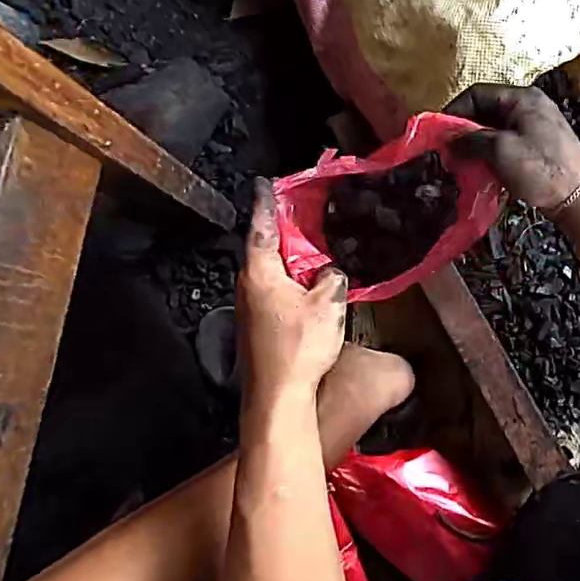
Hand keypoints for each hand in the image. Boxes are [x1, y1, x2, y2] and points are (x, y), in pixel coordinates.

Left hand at [238, 179, 347, 398]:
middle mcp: (248, 287)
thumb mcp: (329, 304)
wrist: (279, 396)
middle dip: (283, 232)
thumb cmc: (300, 347)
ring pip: (271, 273)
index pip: (261, 228)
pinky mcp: (258, 326)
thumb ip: (332, 278)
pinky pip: (275, 292)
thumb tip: (330, 272)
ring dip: (290, 261)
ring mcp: (250, 308)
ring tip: (313, 251)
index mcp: (261, 274)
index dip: (267, 204)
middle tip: (302, 215)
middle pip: (265, 249)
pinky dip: (291, 283)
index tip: (265, 184)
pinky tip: (310, 289)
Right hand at [445, 84, 579, 212]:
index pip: (477, 93)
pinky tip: (484, 169)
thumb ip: (471, 139)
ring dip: (478, 144)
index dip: (454, 111)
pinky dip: (493, 153)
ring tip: (463, 162)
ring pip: (497, 128)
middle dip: (465, 130)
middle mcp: (531, 105)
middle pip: (487, 110)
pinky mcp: (541, 146)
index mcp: (522, 98)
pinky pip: (509, 142)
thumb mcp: (500, 151)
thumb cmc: (540, 169)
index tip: (439, 133)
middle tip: (449, 151)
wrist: (579, 197)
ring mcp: (538, 126)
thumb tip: (449, 140)